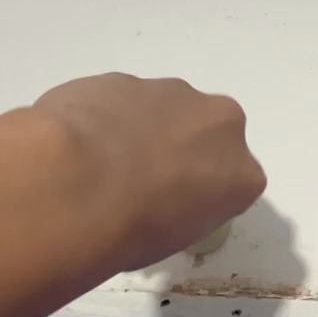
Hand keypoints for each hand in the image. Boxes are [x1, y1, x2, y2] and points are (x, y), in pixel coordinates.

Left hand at [32, 72, 265, 271]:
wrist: (76, 184)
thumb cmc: (135, 229)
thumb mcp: (173, 239)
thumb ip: (183, 209)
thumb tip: (159, 199)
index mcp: (241, 172)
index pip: (233, 184)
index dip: (201, 195)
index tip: (175, 208)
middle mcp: (219, 123)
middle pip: (207, 134)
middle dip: (182, 149)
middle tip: (144, 180)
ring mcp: (172, 92)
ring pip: (165, 111)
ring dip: (144, 130)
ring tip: (105, 164)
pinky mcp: (124, 77)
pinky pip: (123, 101)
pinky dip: (109, 118)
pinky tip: (82, 146)